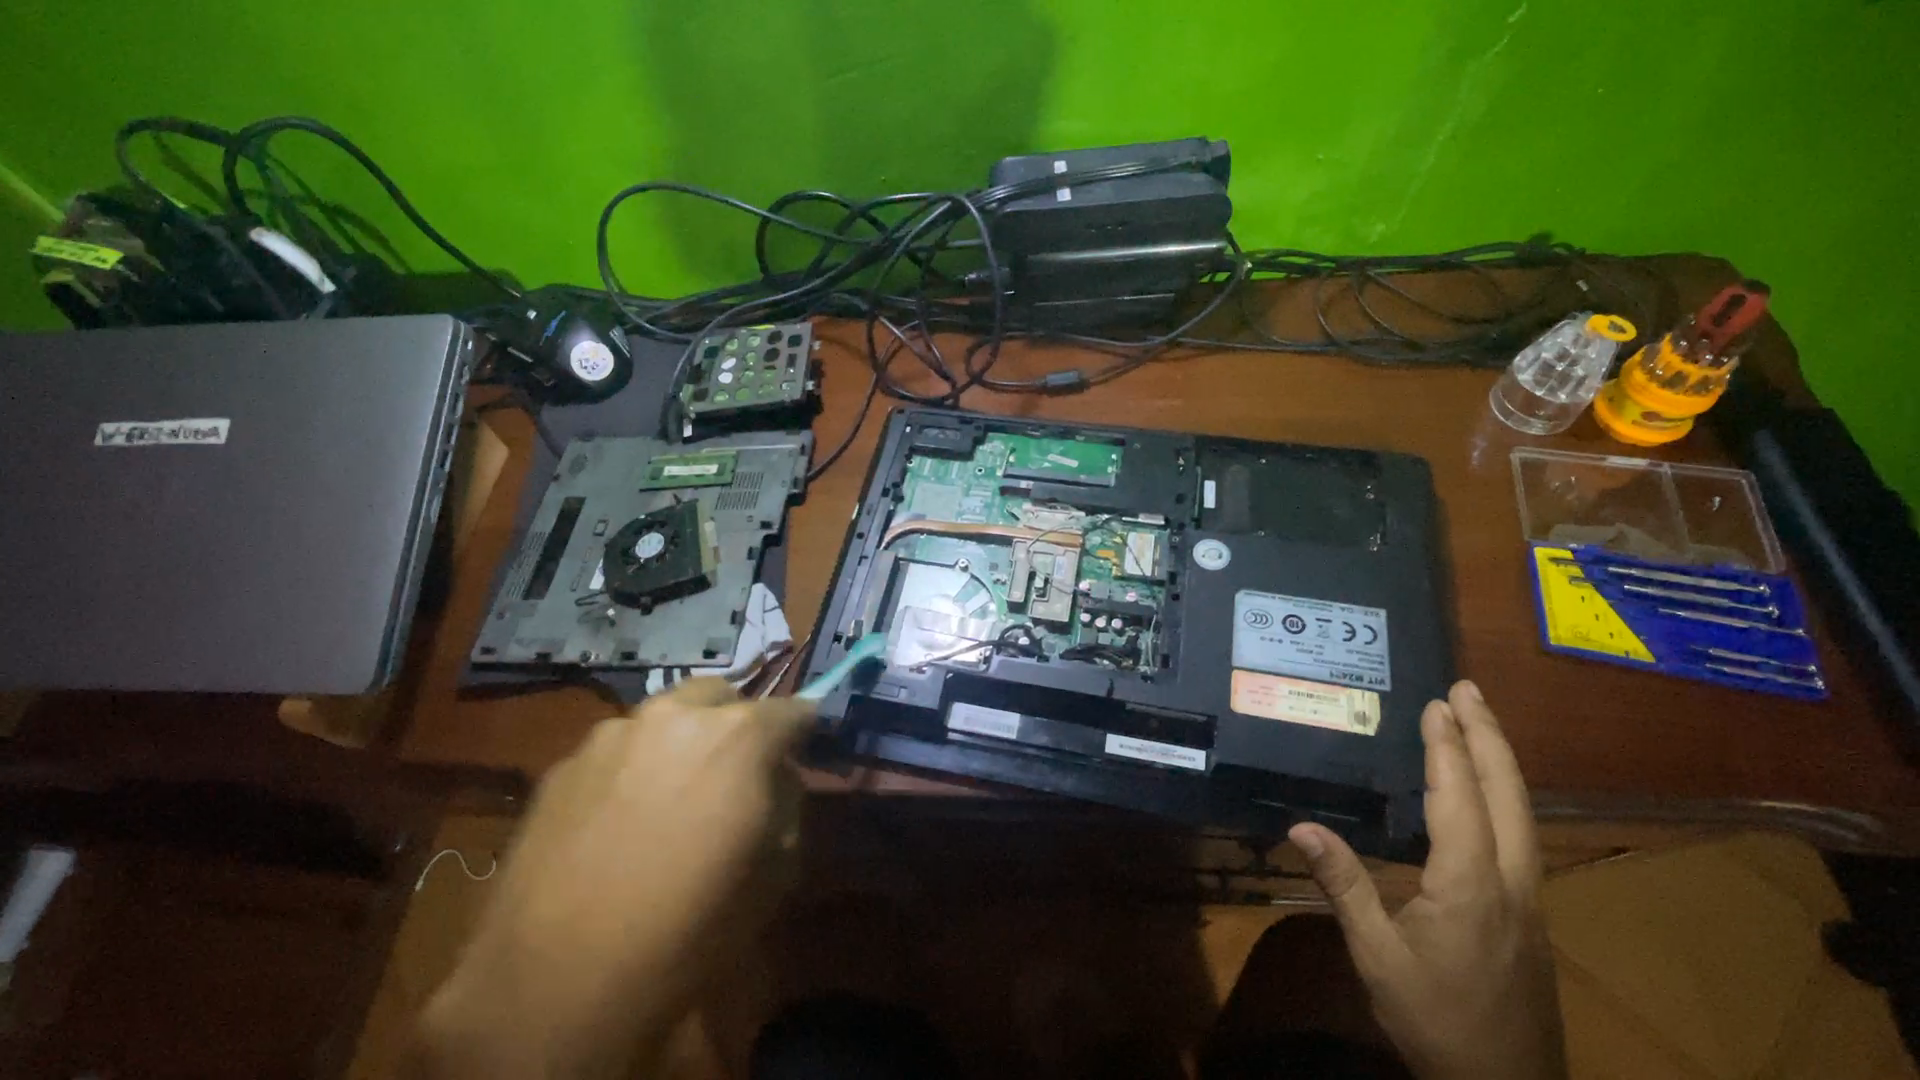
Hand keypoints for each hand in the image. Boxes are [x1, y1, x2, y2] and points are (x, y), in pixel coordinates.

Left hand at [414, 680, 814, 1078]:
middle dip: (736, 725)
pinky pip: (615, 754)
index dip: (802, 733)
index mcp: (739, 735)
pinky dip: (630, 774)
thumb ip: (788, 803)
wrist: (559, 978)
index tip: (801, 755)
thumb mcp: (777, 870)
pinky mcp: (560, 766)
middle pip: (721, 698)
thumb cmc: (692, 926)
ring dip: (679, 745)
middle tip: (734, 776)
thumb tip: (776, 778)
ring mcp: (610, 736)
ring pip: (662, 721)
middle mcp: (674, 717)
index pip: (793, 709)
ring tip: (668, 803)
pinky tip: (617, 828)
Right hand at [1288, 681, 1564, 1079]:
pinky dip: (1504, 796)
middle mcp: (1511, 881)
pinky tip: (1487, 796)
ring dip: (1501, 762)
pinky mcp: (1531, 917)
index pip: (1460, 798)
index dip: (1447, 748)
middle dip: (1489, 737)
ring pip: (1524, 815)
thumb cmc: (1434, 1020)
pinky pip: (1521, 836)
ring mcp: (1530, 900)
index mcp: (1471, 884)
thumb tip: (1301, 826)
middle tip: (1469, 690)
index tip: (1438, 703)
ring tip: (1480, 725)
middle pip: (1509, 794)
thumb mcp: (1377, 957)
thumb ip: (1345, 886)